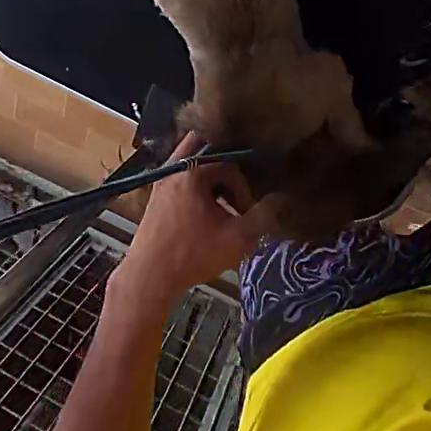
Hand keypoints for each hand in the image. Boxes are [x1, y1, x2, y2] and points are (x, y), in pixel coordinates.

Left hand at [109, 133, 266, 310]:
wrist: (149, 279)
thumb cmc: (193, 255)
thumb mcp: (239, 237)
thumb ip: (264, 215)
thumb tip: (282, 199)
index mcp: (192, 170)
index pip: (230, 165)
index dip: (245, 189)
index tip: (247, 214)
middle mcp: (174, 169)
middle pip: (207, 151)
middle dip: (228, 171)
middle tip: (239, 194)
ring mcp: (162, 184)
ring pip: (194, 166)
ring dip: (213, 182)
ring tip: (225, 208)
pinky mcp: (157, 199)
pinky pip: (183, 180)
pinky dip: (199, 189)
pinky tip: (208, 215)